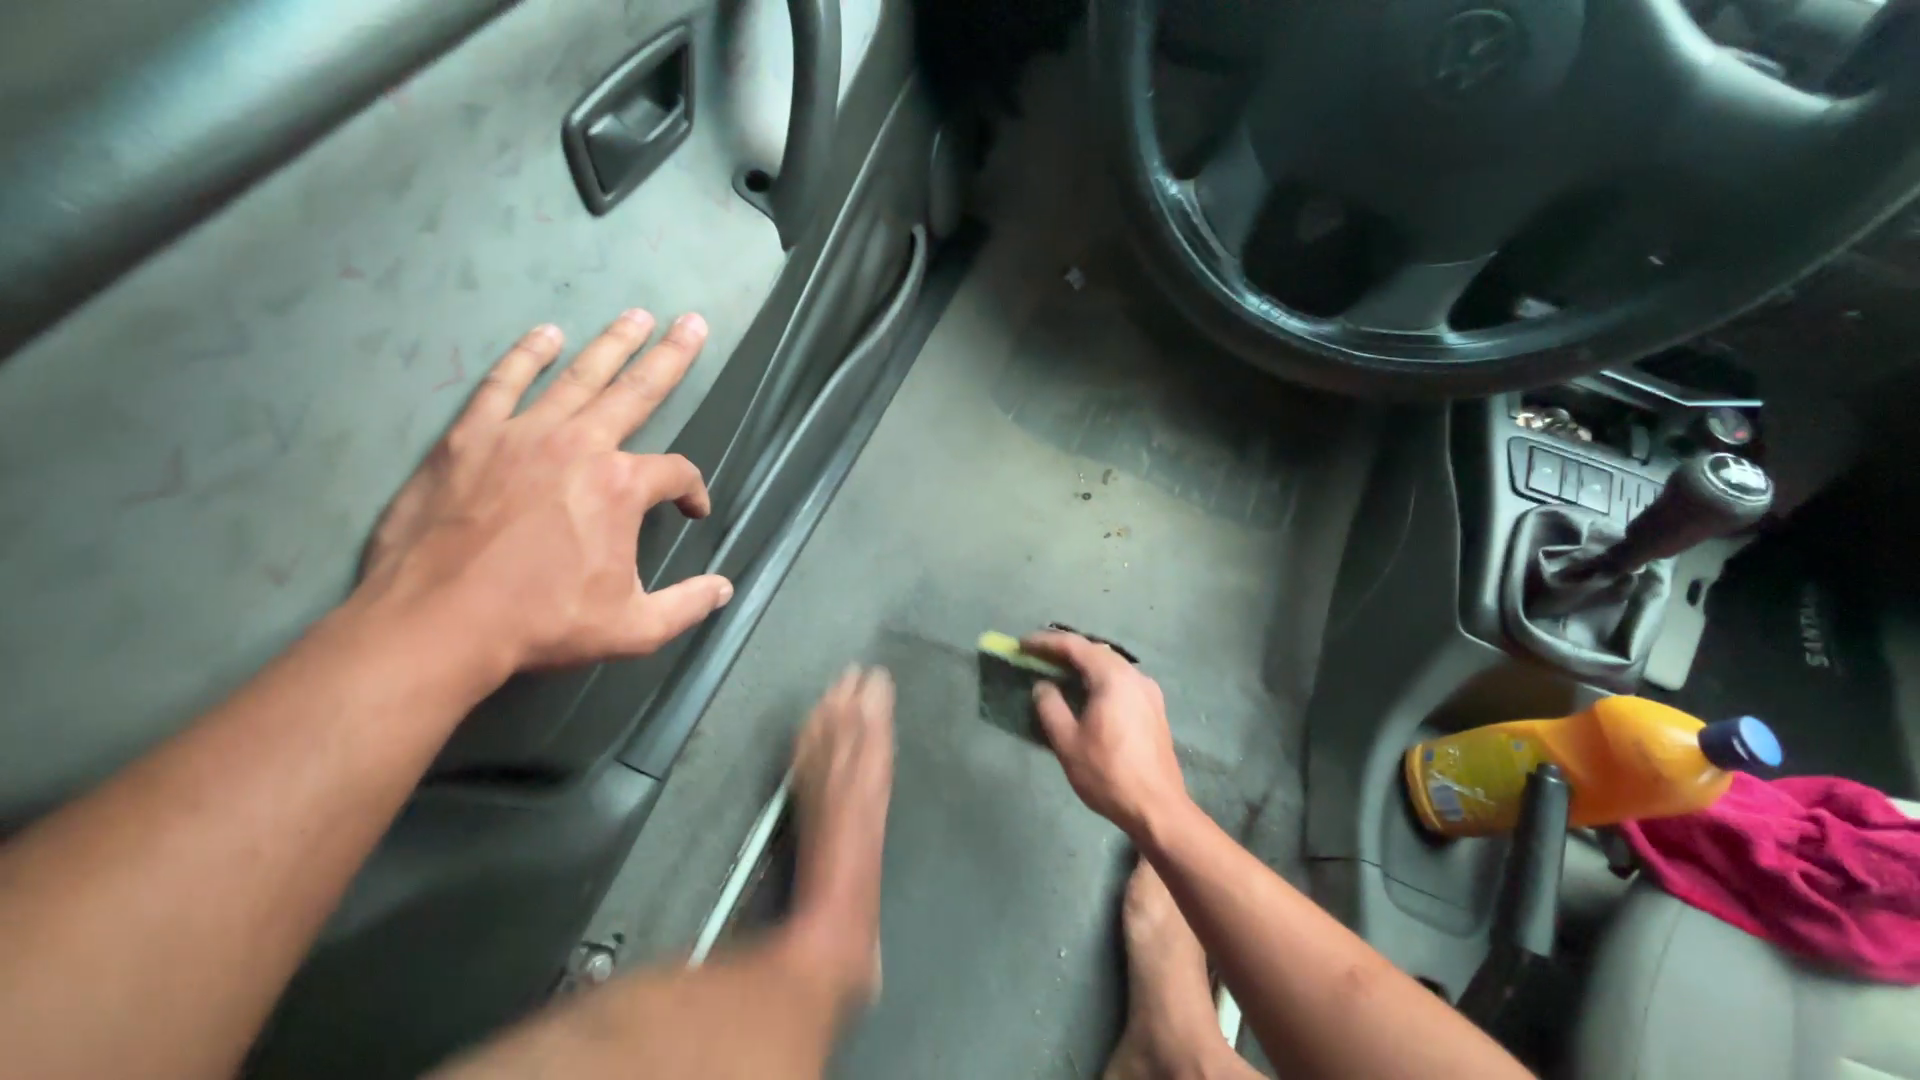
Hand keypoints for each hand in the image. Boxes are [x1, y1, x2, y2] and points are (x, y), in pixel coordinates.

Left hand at [358, 309, 731, 672]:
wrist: (437, 622)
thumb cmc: (541, 623)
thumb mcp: (632, 628)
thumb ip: (686, 604)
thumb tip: (725, 589)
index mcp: (621, 486)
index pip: (675, 472)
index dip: (692, 492)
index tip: (690, 512)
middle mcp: (579, 445)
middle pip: (637, 392)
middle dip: (671, 357)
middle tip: (692, 323)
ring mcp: (522, 434)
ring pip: (577, 376)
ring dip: (612, 343)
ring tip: (636, 315)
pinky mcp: (470, 437)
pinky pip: (503, 384)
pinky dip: (526, 356)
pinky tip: (545, 334)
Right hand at [1026, 631, 1189, 838]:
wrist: (1157, 808)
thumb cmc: (1108, 773)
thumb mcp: (1067, 741)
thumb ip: (1050, 706)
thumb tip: (1043, 686)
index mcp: (1113, 678)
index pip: (1075, 647)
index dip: (1046, 643)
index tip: (1022, 645)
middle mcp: (1135, 676)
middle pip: (1096, 652)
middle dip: (1065, 651)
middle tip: (1037, 656)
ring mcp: (1149, 692)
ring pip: (1111, 666)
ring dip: (1084, 665)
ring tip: (1058, 673)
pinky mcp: (1154, 709)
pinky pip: (1122, 682)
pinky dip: (1100, 679)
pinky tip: (1087, 694)